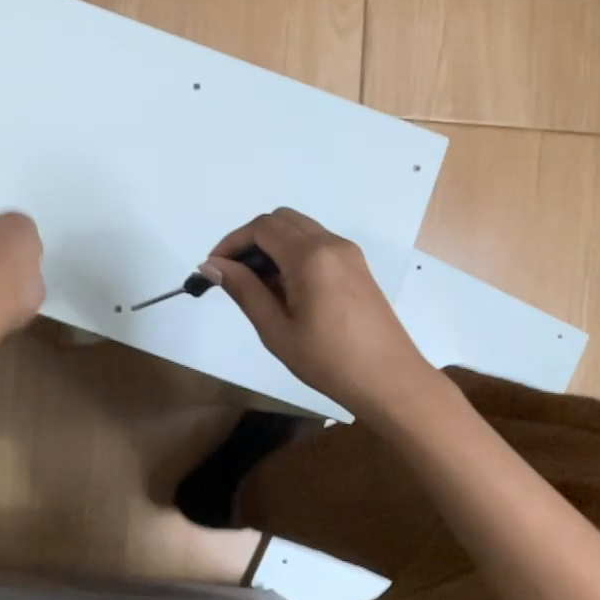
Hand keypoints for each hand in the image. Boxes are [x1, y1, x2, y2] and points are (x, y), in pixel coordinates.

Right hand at [204, 208, 438, 421]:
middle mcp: (331, 244)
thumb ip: (244, 290)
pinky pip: (315, 244)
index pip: (261, 228)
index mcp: (310, 256)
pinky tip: (284, 289)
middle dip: (249, 240)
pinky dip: (291, 253)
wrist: (388, 379)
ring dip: (271, 246)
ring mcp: (348, 253)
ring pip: (299, 229)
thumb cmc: (327, 359)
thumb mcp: (275, 329)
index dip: (231, 243)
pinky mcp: (356, 266)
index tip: (213, 270)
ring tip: (256, 286)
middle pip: (280, 220)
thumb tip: (212, 265)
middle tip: (232, 275)